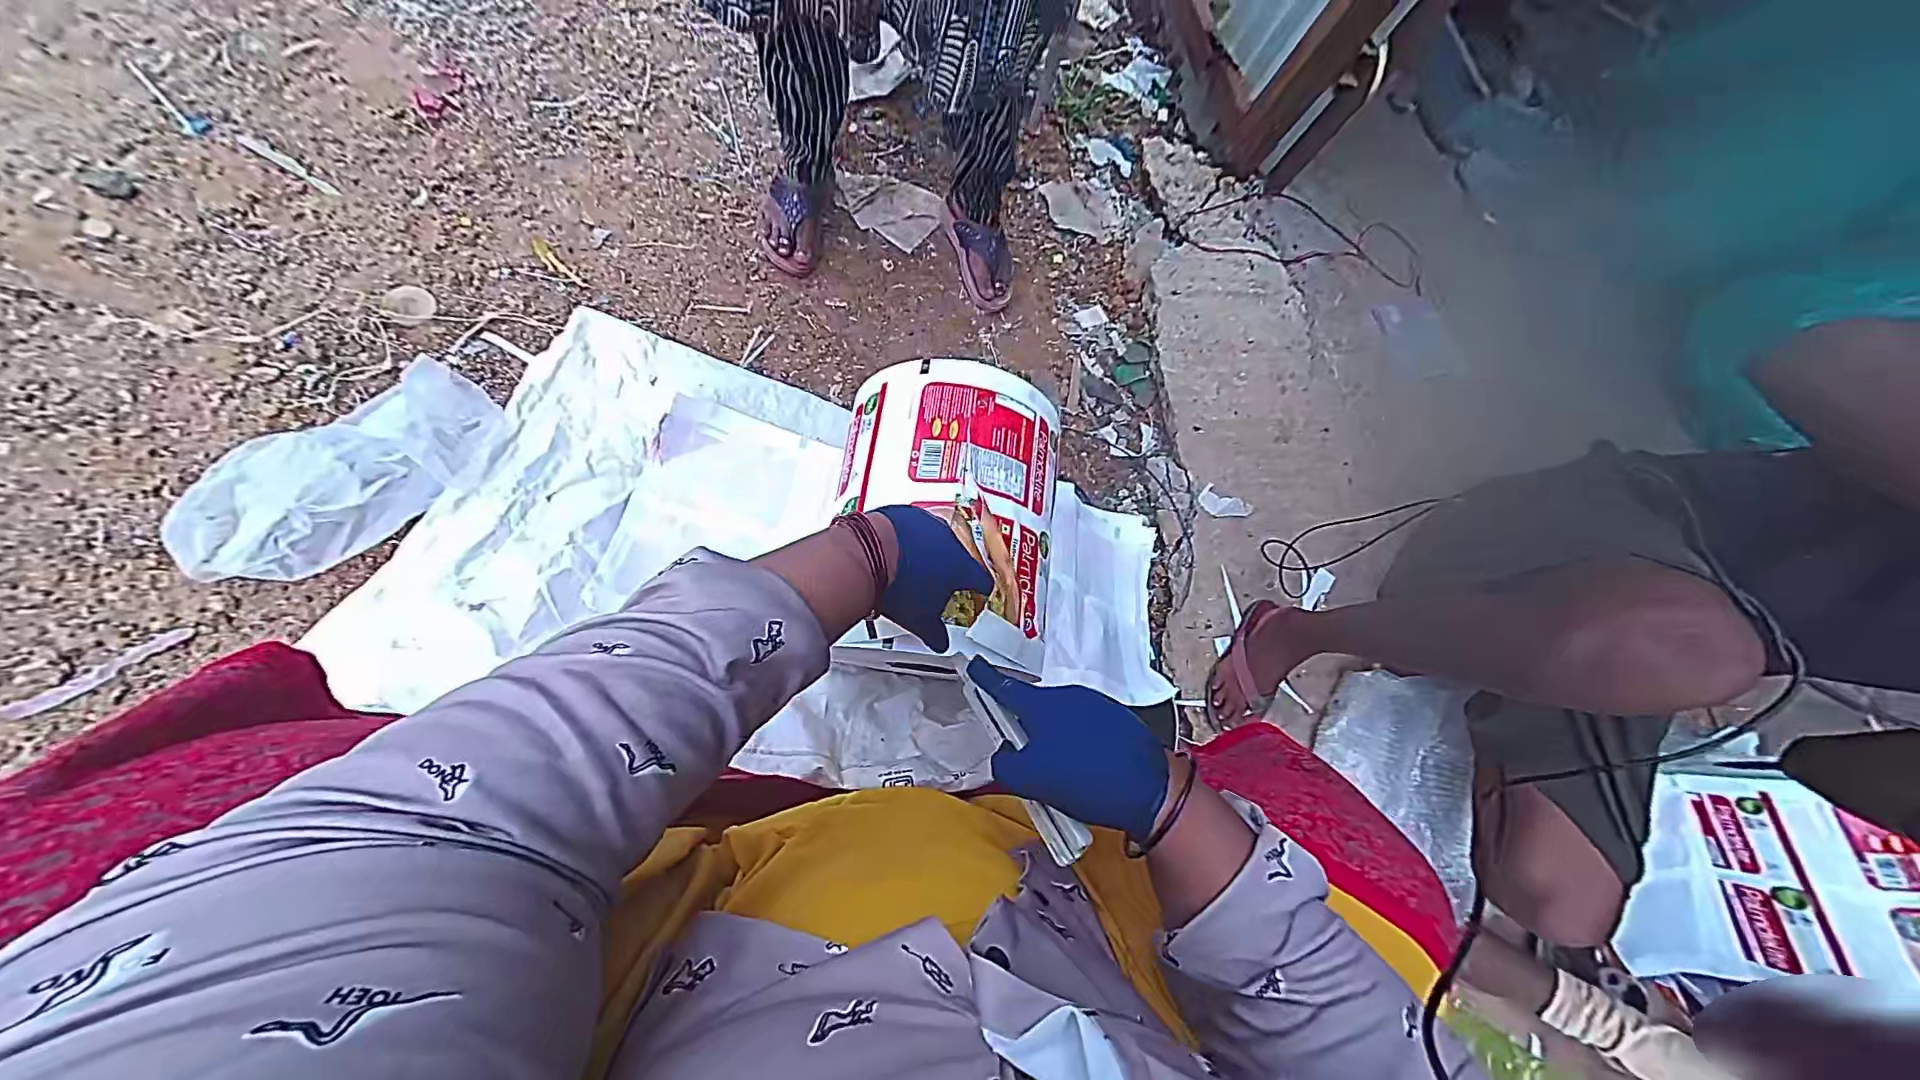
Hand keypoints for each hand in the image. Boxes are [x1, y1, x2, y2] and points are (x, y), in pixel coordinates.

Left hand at [873, 505, 993, 651]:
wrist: (864, 555)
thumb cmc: (897, 586)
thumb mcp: (920, 620)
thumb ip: (936, 633)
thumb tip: (940, 642)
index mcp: (961, 566)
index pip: (982, 579)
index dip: (981, 588)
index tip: (979, 591)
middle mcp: (948, 540)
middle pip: (958, 557)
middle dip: (949, 571)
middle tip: (938, 586)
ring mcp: (926, 523)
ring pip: (935, 540)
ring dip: (928, 553)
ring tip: (913, 570)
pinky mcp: (903, 513)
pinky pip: (911, 527)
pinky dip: (906, 539)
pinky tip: (895, 552)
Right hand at [967, 657, 1170, 839]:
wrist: (1151, 790)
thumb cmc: (1086, 780)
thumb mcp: (1031, 780)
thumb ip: (1005, 764)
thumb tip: (1004, 755)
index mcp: (1041, 705)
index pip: (1003, 686)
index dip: (984, 677)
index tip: (974, 666)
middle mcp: (1067, 695)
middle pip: (1031, 706)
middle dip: (1023, 726)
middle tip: (1023, 756)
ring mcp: (1094, 703)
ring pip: (1057, 717)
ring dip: (1050, 736)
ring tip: (1058, 771)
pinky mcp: (1115, 717)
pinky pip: (1082, 724)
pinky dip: (1074, 741)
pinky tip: (1083, 768)